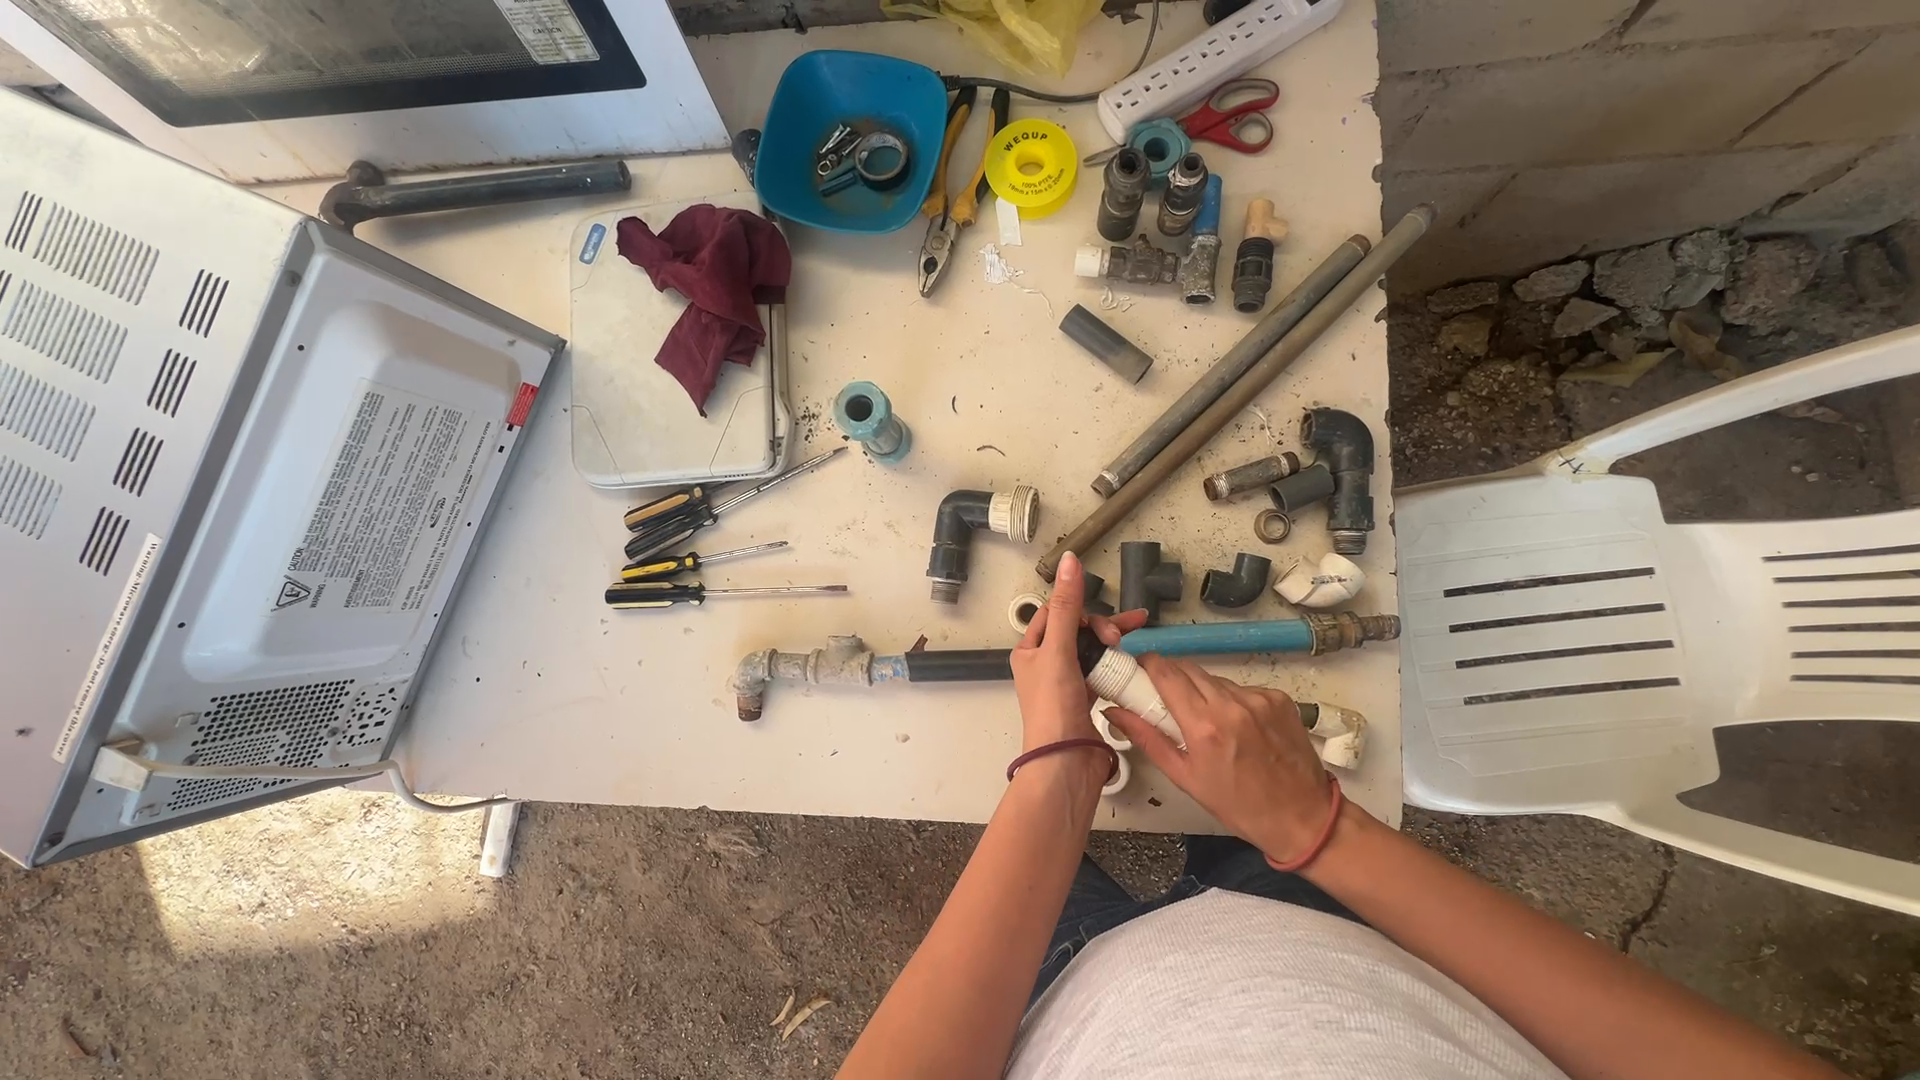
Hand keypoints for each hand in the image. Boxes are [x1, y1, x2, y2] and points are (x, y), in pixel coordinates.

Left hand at [1009, 551, 1147, 752]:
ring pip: (1091, 651)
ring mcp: (1065, 683)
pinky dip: (1113, 666)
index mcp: (1029, 650)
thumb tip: (1069, 561)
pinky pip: (1100, 672)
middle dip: (1102, 627)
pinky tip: (1129, 666)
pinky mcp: (1083, 700)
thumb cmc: (1054, 707)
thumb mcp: (1059, 650)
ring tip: (1132, 645)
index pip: (1056, 613)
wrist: (1065, 762)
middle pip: (1077, 630)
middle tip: (1121, 637)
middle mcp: (1044, 664)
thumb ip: (1068, 606)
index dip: (1081, 609)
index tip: (1107, 619)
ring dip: (1111, 645)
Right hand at [1104, 655, 1336, 862]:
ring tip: (1206, 720)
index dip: (1147, 664)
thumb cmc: (1239, 805)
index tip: (1138, 671)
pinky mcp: (1279, 698)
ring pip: (1215, 678)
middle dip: (1171, 676)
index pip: (1165, 672)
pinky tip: (1237, 725)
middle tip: (1165, 699)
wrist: (1302, 817)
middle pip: (1188, 668)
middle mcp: (1231, 704)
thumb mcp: (1185, 777)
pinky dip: (1231, 700)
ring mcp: (1258, 698)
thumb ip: (1147, 738)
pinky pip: (1242, 688)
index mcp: (1204, 725)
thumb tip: (1113, 712)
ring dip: (1202, 690)